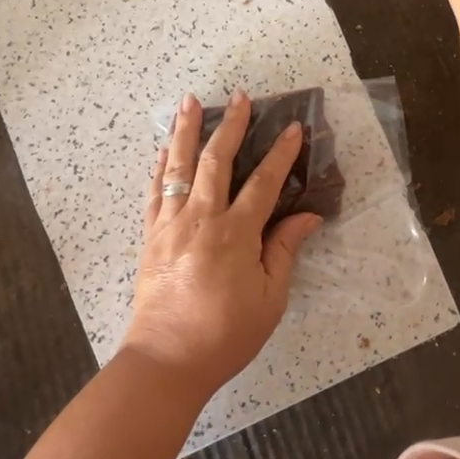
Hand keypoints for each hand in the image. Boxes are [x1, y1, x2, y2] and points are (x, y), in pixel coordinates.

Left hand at [121, 91, 323, 396]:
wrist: (166, 362)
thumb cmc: (224, 334)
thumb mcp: (269, 299)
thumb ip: (285, 250)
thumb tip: (309, 216)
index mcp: (234, 234)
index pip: (263, 182)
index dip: (281, 153)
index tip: (294, 128)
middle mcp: (200, 219)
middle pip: (216, 160)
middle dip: (231, 125)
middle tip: (239, 96)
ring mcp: (170, 224)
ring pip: (178, 166)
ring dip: (185, 131)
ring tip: (188, 102)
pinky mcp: (150, 236)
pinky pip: (155, 191)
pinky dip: (160, 166)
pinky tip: (163, 149)